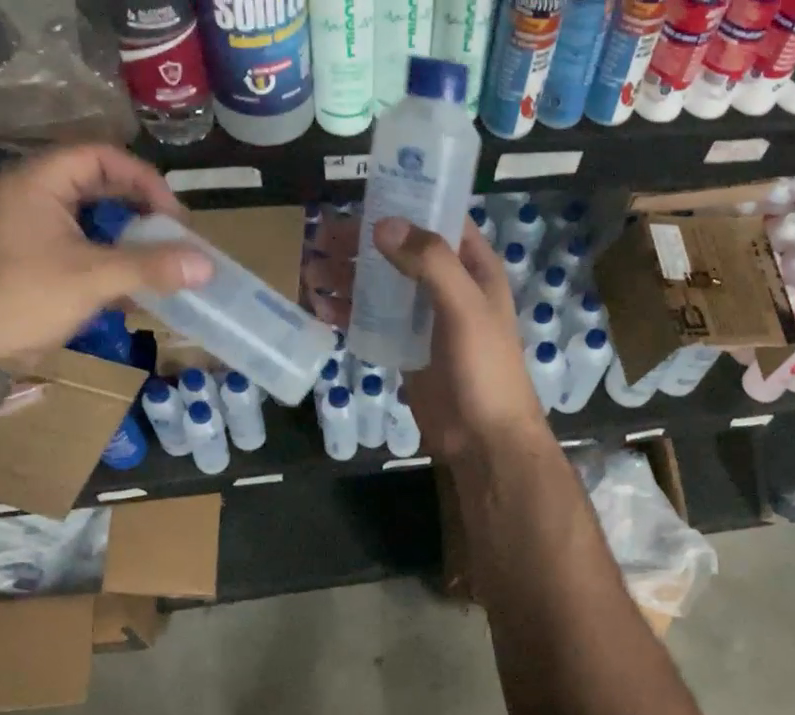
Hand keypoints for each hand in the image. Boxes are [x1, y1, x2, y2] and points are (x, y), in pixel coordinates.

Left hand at [0, 144, 211, 365]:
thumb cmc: (23, 298)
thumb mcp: (92, 278)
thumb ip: (150, 267)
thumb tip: (207, 265)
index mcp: (38, 183)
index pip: (100, 156)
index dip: (143, 179)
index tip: (173, 215)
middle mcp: (32, 197)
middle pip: (97, 185)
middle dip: (140, 209)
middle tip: (173, 236)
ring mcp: (31, 230)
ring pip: (92, 220)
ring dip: (129, 239)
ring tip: (161, 263)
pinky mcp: (35, 261)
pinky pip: (82, 249)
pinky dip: (111, 262)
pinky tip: (136, 290)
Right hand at [303, 214, 545, 460]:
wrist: (484, 438)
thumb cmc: (485, 369)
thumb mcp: (465, 308)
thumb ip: (430, 263)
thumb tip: (383, 225)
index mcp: (474, 268)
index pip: (438, 220)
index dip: (404, 204)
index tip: (361, 195)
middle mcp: (448, 287)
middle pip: (400, 252)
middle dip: (361, 243)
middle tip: (318, 237)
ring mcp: (425, 320)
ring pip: (381, 286)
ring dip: (348, 277)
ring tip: (309, 270)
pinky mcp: (406, 350)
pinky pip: (373, 322)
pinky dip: (348, 313)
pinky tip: (320, 308)